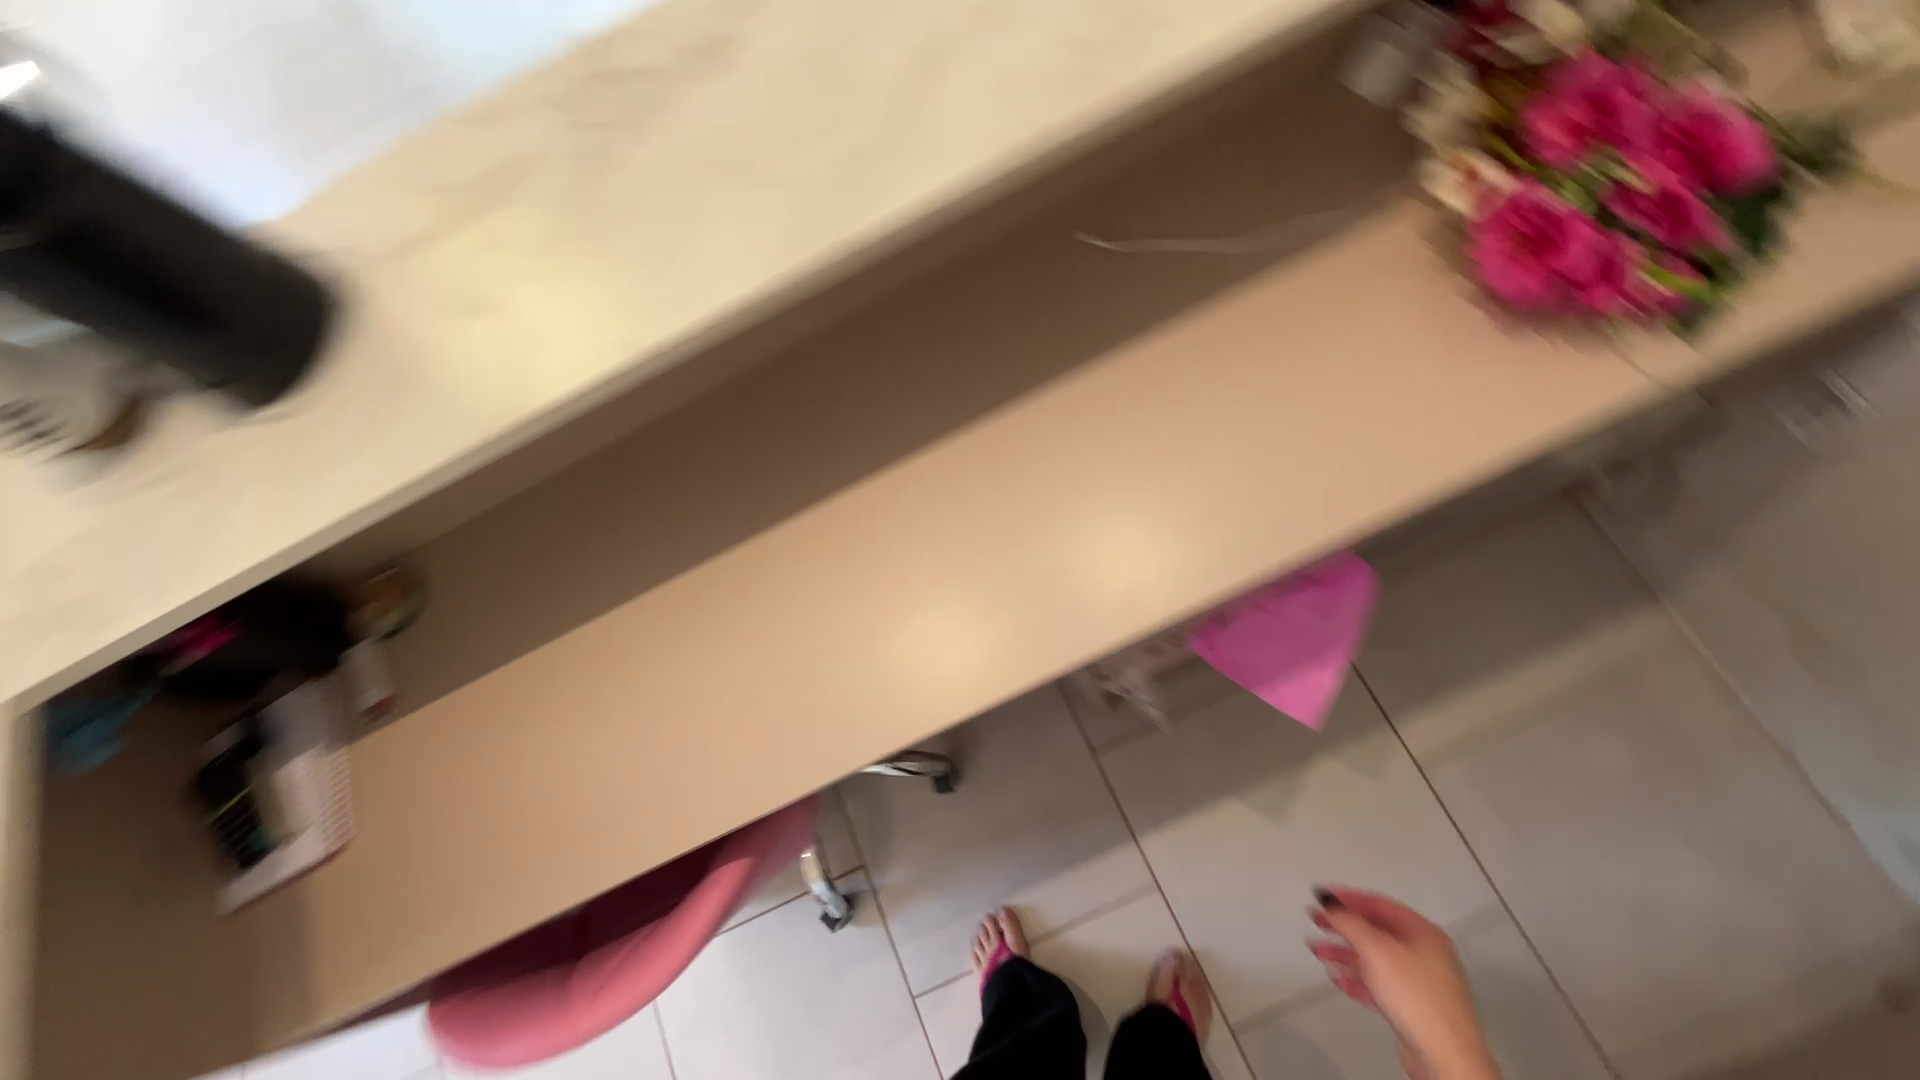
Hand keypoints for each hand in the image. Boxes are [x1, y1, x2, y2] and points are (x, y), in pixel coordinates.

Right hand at [1307, 886, 1499, 1079]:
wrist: (1444, 1056)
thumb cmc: (1413, 995)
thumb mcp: (1376, 950)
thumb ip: (1349, 923)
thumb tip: (1329, 902)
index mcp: (1422, 932)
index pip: (1379, 904)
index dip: (1348, 898)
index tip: (1322, 897)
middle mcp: (1424, 953)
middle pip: (1376, 931)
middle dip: (1344, 927)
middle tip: (1316, 921)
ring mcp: (1419, 981)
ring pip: (1375, 958)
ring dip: (1346, 953)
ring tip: (1319, 952)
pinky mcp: (1412, 1006)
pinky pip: (1380, 983)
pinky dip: (1358, 978)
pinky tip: (1339, 980)